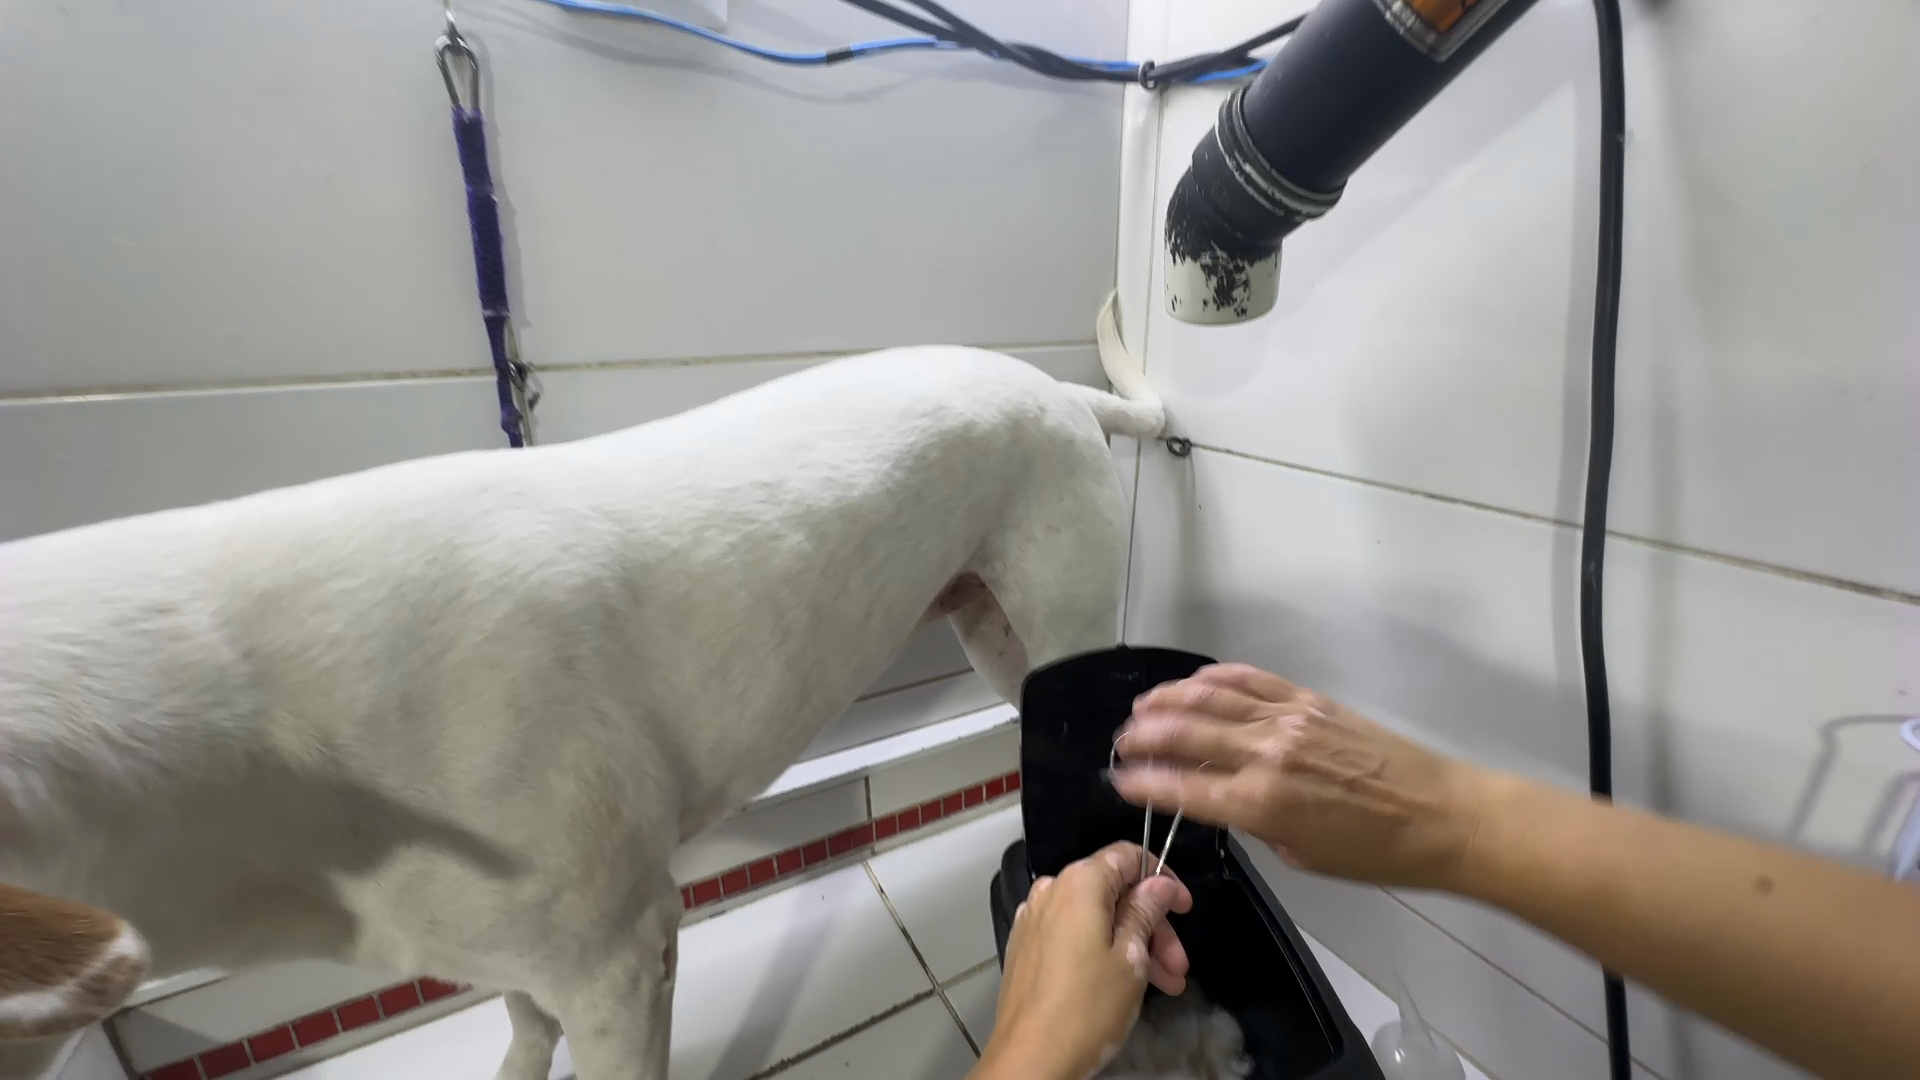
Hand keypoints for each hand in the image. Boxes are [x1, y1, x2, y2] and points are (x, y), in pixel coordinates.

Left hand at [976, 841, 1192, 1079]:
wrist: (1030, 1058)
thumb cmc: (1087, 1006)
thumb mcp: (1130, 958)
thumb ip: (1146, 911)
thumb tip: (1160, 882)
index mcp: (1079, 881)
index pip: (1127, 855)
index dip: (1162, 877)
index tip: (1184, 908)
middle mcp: (1052, 887)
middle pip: (1113, 889)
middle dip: (1152, 924)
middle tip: (1178, 967)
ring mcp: (1035, 915)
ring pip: (1095, 915)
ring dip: (1132, 942)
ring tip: (1163, 986)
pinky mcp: (1027, 943)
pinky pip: (1072, 931)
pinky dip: (1101, 947)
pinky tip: (1123, 981)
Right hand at [1111, 664, 1488, 889]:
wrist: (1444, 815)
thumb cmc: (1375, 853)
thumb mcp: (1302, 854)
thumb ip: (1254, 820)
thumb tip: (1223, 795)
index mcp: (1264, 803)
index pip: (1183, 788)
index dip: (1143, 783)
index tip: (1119, 779)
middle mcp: (1266, 753)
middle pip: (1185, 734)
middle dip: (1143, 737)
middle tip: (1122, 740)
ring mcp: (1285, 719)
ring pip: (1209, 699)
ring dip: (1166, 700)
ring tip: (1141, 707)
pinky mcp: (1305, 699)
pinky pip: (1247, 679)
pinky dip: (1212, 678)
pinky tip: (1191, 682)